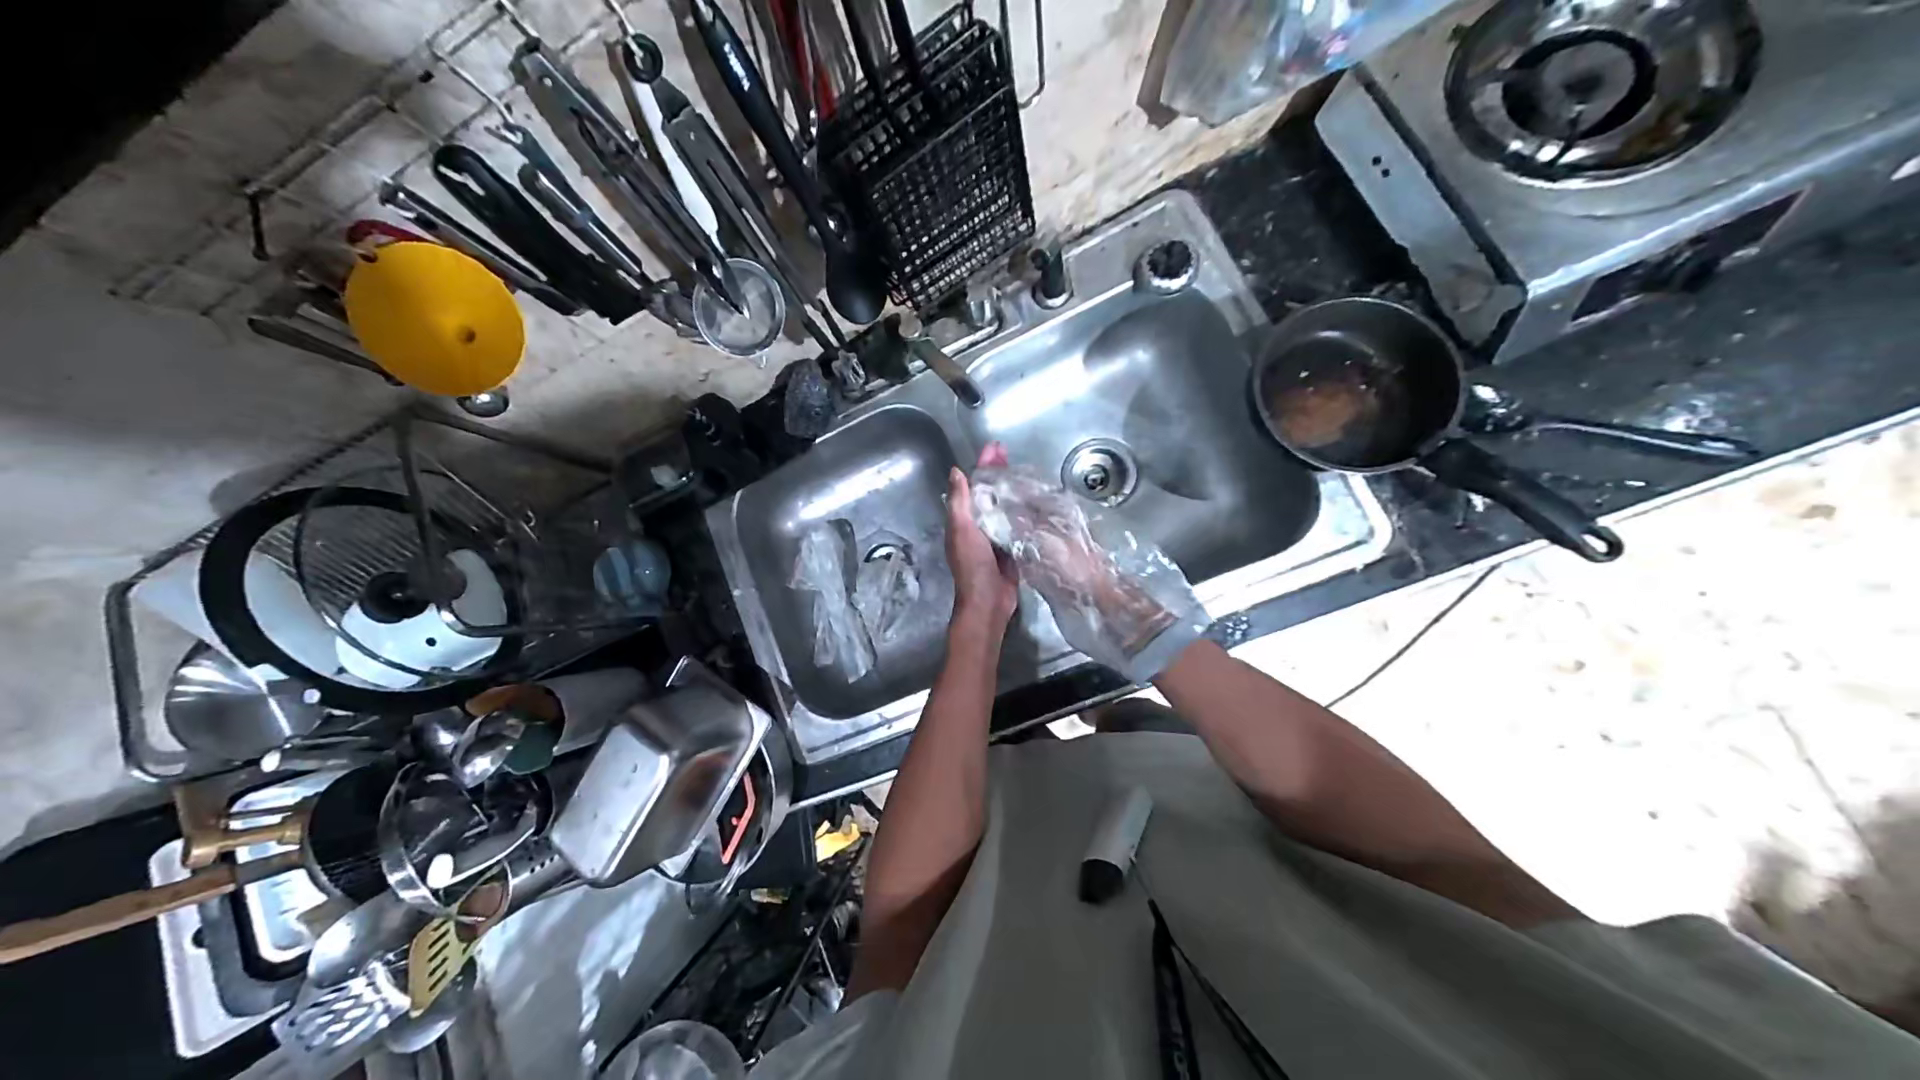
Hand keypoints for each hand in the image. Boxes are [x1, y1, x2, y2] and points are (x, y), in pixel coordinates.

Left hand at [946, 457, 1018, 632]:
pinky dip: (1025, 512)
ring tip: (1027, 473)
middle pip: (990, 494)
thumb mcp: (962, 530)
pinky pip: (1018, 526)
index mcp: (964, 520)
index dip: (983, 466)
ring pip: (1005, 508)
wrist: (988, 602)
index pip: (974, 486)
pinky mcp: (1012, 550)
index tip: (996, 448)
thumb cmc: (973, 565)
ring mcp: (996, 538)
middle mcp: (979, 526)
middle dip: (999, 474)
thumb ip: (960, 502)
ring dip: (1013, 491)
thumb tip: (956, 471)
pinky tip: (1037, 503)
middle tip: (1012, 455)